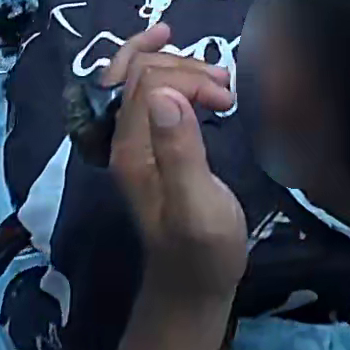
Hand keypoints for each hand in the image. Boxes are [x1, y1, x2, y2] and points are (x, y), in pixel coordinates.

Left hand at [101, 25, 247, 306]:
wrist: (191, 286)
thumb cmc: (204, 250)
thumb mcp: (199, 206)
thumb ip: (180, 151)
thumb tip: (166, 94)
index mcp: (132, 149)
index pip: (148, 81)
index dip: (189, 78)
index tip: (226, 99)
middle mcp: (123, 137)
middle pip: (140, 70)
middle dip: (185, 66)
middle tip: (225, 87)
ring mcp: (132, 138)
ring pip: (140, 74)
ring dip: (179, 64)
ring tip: (219, 79)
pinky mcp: (146, 142)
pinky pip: (145, 88)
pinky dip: (167, 69)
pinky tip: (191, 72)